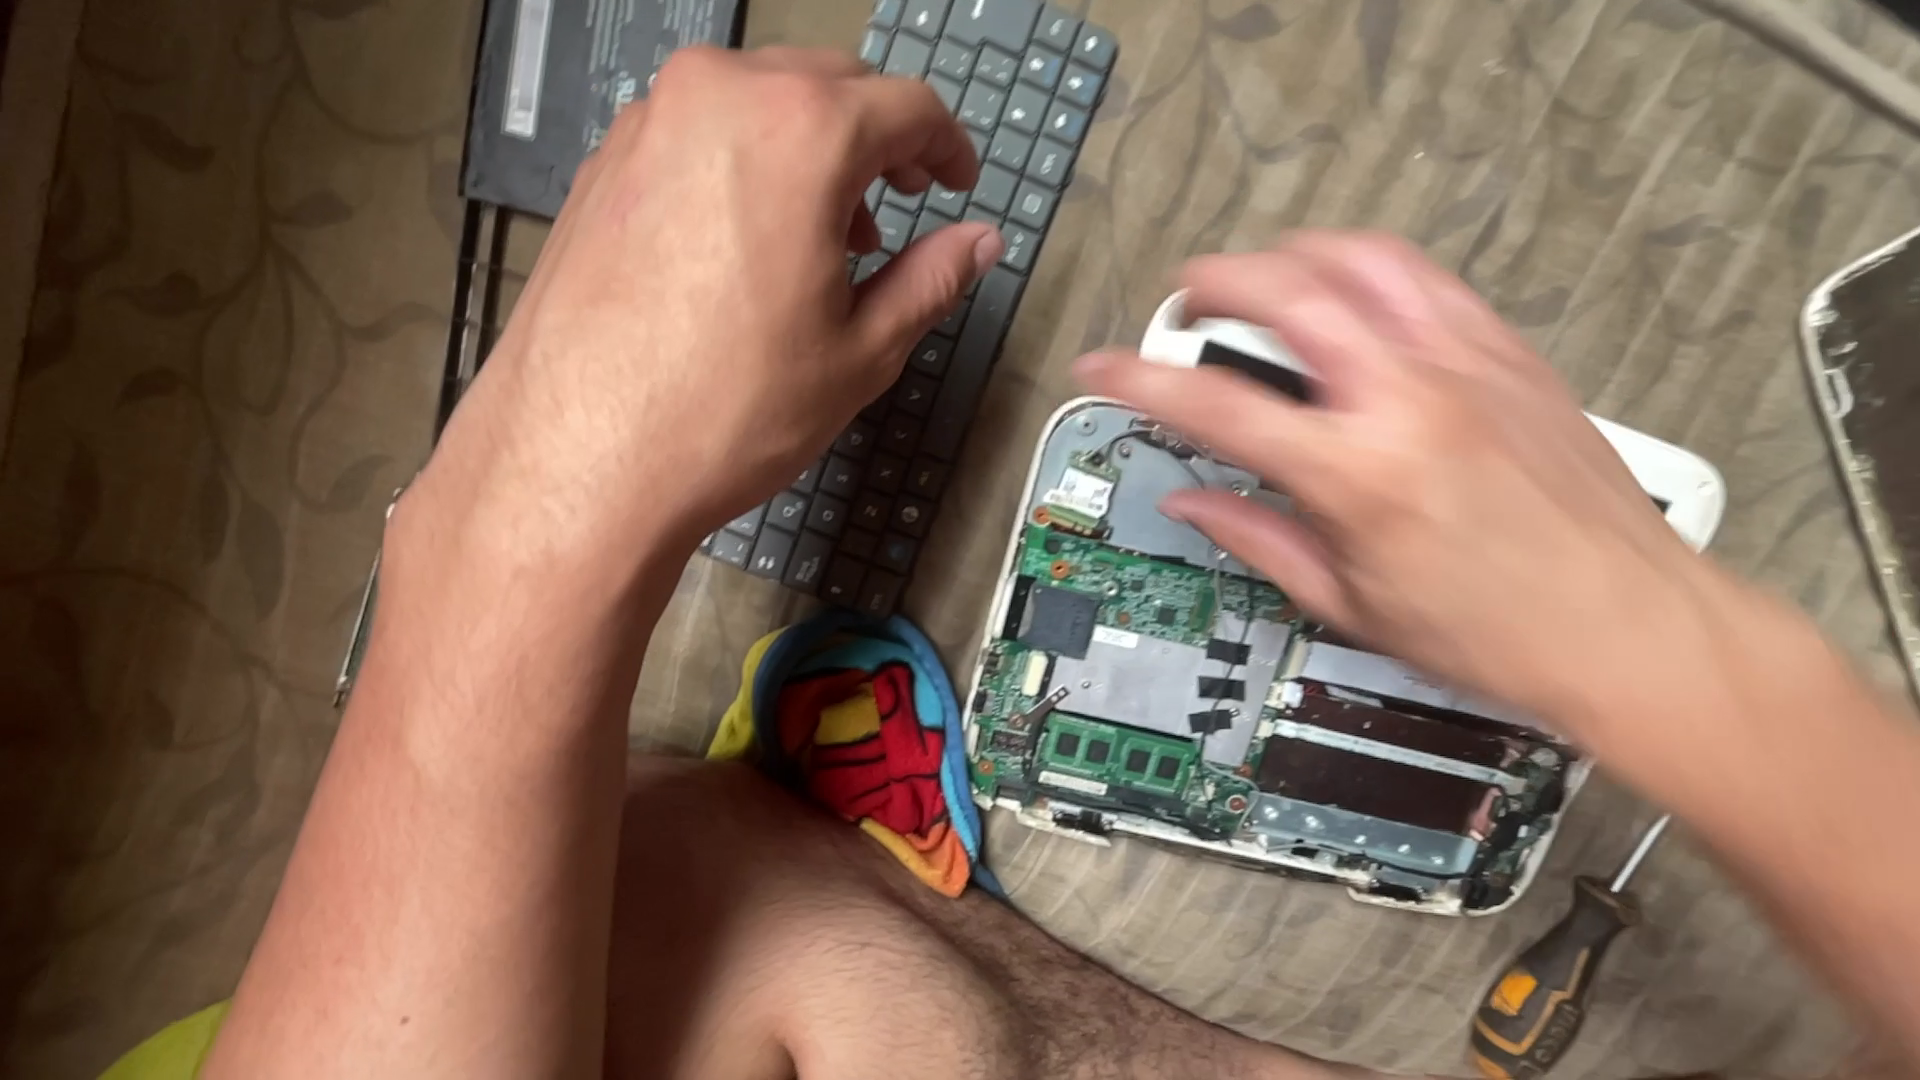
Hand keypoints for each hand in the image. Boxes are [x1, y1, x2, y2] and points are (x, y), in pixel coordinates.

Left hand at [423, 47, 1002, 560]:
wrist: (582, 462)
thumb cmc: (733, 411)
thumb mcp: (862, 352)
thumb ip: (932, 279)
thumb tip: (979, 242)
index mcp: (797, 132)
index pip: (903, 104)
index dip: (946, 146)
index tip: (955, 184)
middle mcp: (716, 99)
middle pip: (829, 86)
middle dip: (878, 141)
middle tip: (900, 206)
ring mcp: (647, 125)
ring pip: (761, 104)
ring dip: (812, 153)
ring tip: (828, 239)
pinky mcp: (605, 166)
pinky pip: (701, 136)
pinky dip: (748, 166)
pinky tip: (754, 244)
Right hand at [1074, 231, 1726, 730]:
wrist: (1625, 628)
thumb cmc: (1494, 631)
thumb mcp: (1345, 600)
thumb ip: (1253, 536)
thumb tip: (1192, 504)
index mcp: (1357, 476)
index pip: (1216, 406)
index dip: (1139, 378)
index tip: (1103, 365)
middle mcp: (1409, 401)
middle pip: (1286, 295)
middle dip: (1212, 283)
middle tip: (1181, 301)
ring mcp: (1466, 367)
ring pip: (1359, 261)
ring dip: (1289, 258)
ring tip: (1258, 279)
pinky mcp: (1508, 357)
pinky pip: (1427, 279)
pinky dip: (1366, 268)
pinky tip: (1345, 291)